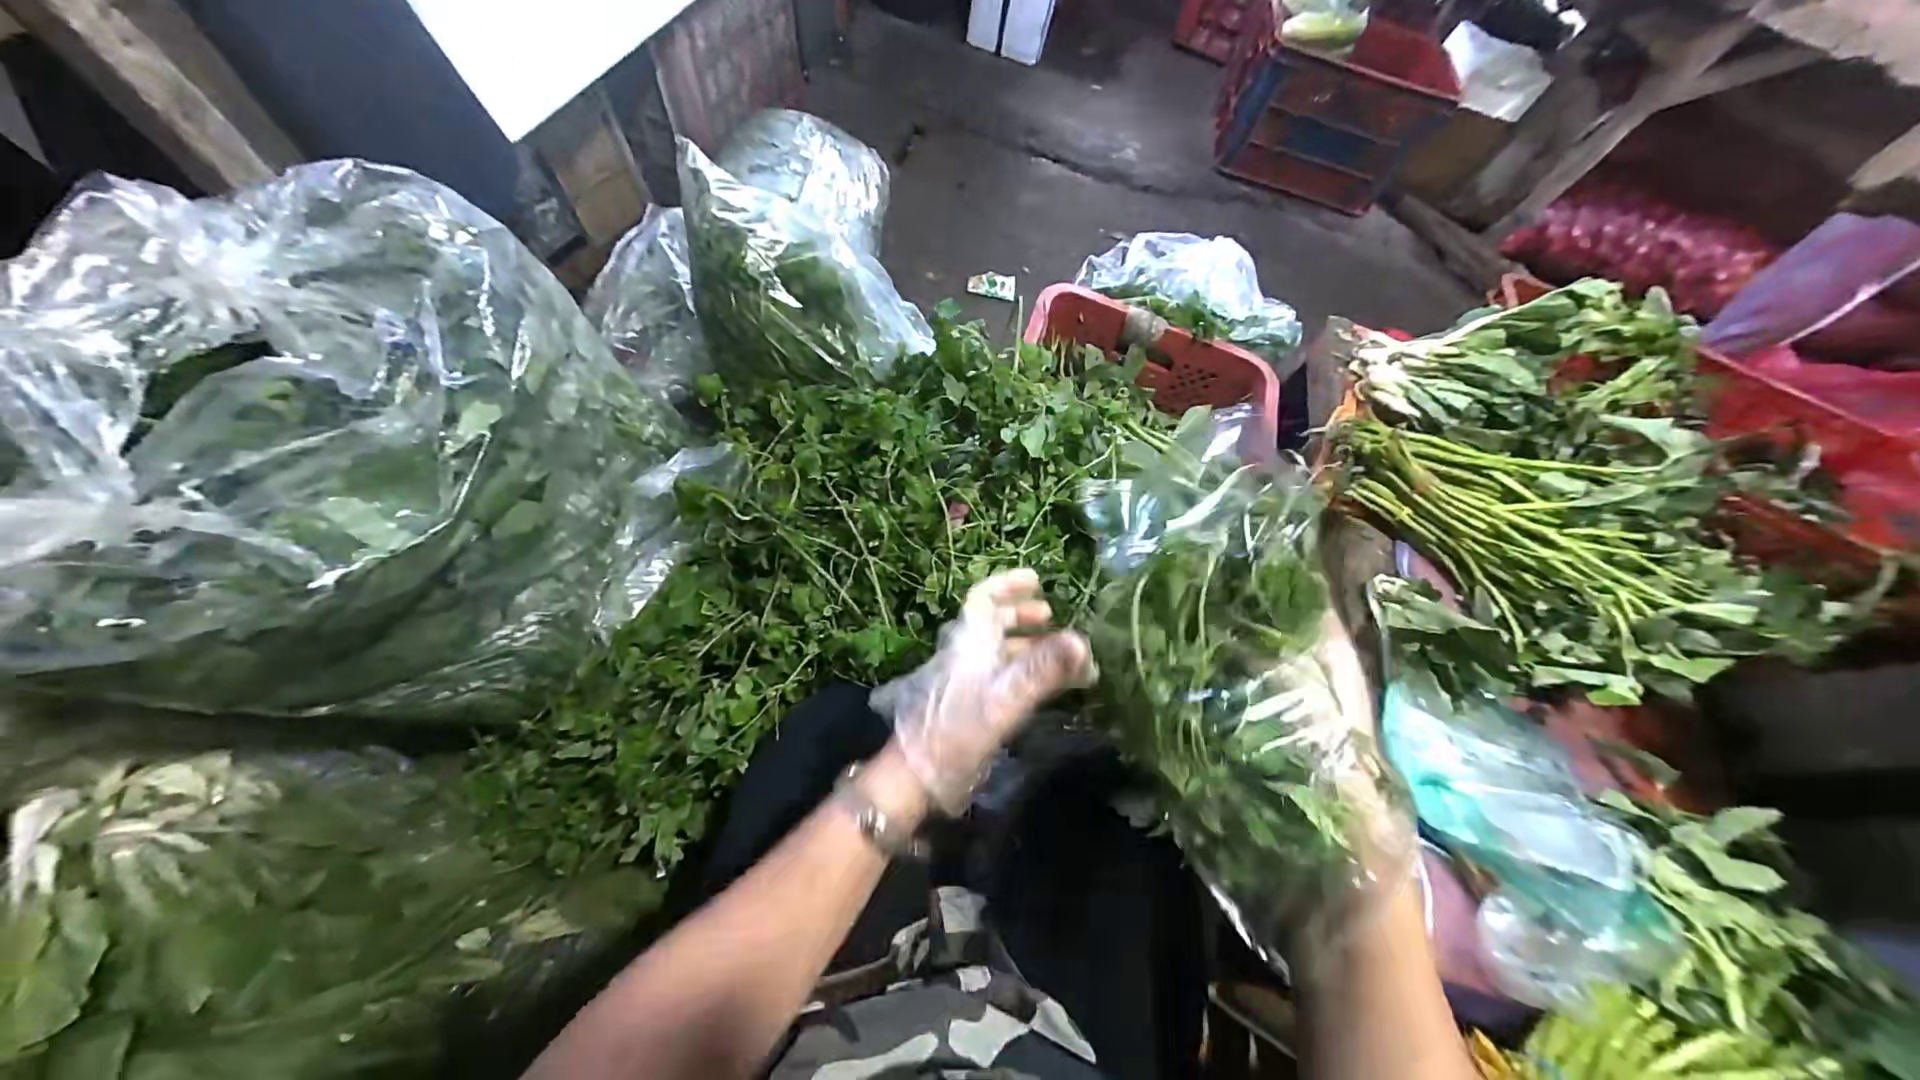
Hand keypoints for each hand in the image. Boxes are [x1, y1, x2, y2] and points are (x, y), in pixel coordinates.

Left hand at [870, 569, 1092, 812]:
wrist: (916, 776)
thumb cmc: (958, 732)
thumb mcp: (1004, 700)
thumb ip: (1042, 671)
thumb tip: (1081, 641)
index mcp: (969, 642)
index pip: (983, 598)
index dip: (1008, 584)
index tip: (1037, 580)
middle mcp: (964, 654)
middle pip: (991, 622)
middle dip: (1022, 615)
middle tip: (1051, 617)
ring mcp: (963, 680)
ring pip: (996, 650)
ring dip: (1025, 645)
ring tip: (1056, 653)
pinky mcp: (966, 705)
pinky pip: (998, 675)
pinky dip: (1022, 672)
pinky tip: (1040, 687)